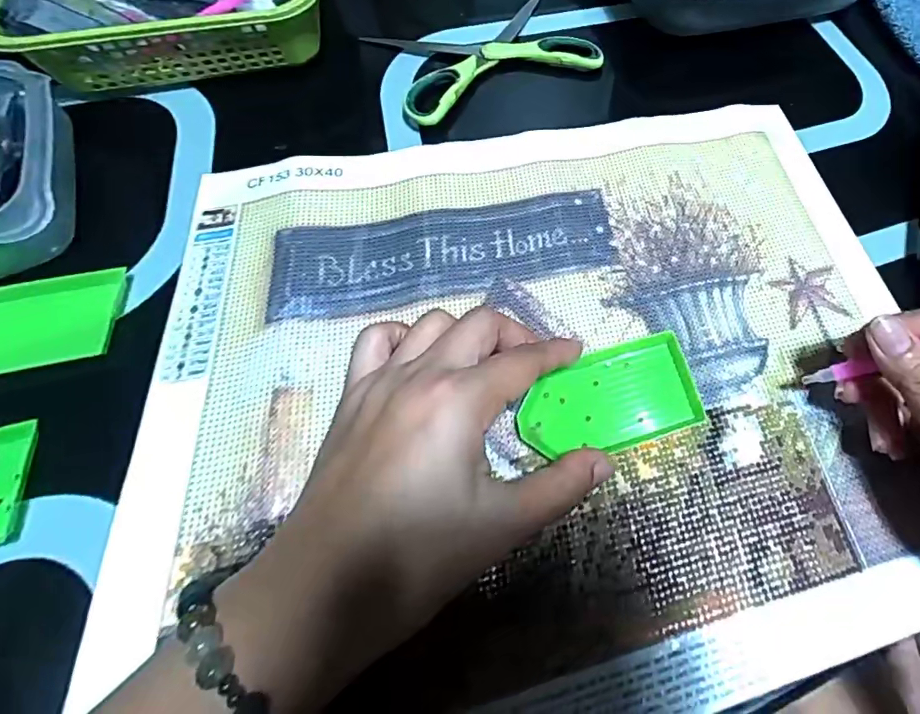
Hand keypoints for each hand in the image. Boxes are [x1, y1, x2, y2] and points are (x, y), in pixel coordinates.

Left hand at [216, 309, 612, 707]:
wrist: (316, 596)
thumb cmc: (416, 559)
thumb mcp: (501, 526)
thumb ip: (560, 486)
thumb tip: (603, 459)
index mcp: (460, 400)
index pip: (522, 359)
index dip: (556, 352)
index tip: (576, 352)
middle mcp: (422, 376)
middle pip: (481, 324)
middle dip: (517, 334)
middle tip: (536, 365)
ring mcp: (380, 382)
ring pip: (433, 323)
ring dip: (467, 333)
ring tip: (483, 365)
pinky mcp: (350, 399)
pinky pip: (379, 340)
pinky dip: (407, 338)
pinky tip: (421, 366)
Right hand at [835, 310, 919, 605]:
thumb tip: (880, 324)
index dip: (894, 334)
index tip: (850, 353)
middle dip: (883, 377)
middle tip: (849, 398)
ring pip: (908, 388)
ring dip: (884, 407)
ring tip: (880, 442)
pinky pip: (909, 417)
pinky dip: (892, 429)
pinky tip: (889, 451)